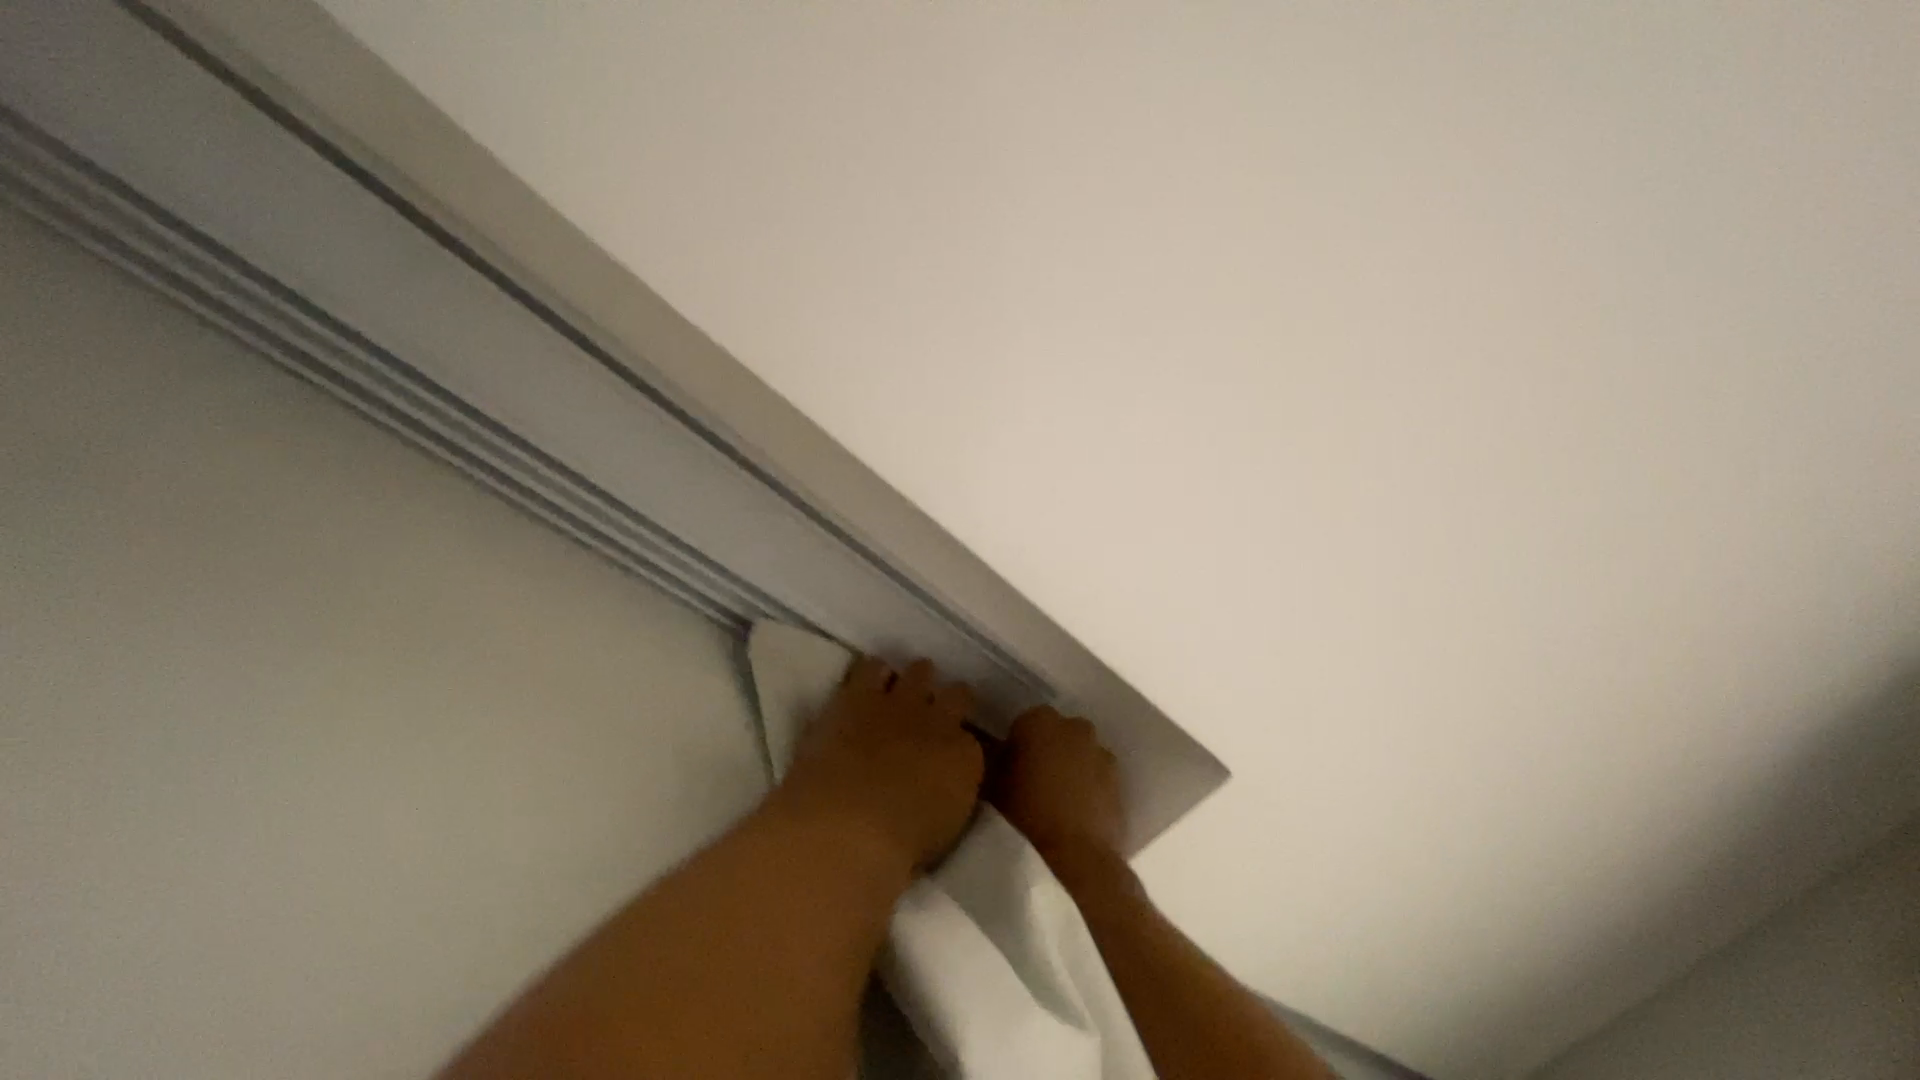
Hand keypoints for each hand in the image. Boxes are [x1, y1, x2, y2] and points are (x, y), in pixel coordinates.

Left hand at [771, 656, 984, 872]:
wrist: (850, 821)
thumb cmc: (900, 846)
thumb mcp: (942, 829)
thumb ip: (948, 798)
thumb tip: (943, 789)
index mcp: (966, 759)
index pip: (974, 741)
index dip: (964, 741)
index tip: (957, 748)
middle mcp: (940, 722)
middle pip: (955, 696)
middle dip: (949, 698)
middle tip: (937, 705)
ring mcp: (898, 703)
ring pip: (917, 672)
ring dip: (914, 678)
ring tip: (905, 683)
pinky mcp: (857, 696)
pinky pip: (871, 668)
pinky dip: (873, 670)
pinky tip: (869, 673)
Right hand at [992, 706, 1126, 868]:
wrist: (1077, 850)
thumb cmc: (1026, 809)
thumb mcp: (992, 782)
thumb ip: (988, 755)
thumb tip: (987, 744)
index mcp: (1040, 719)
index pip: (1023, 722)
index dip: (1015, 744)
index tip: (1009, 766)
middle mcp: (1075, 726)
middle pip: (1054, 733)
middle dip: (1044, 749)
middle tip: (1030, 780)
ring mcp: (1101, 750)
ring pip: (1078, 751)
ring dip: (1068, 765)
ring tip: (1054, 798)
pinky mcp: (1118, 777)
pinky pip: (1096, 773)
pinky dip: (1087, 783)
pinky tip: (1076, 809)